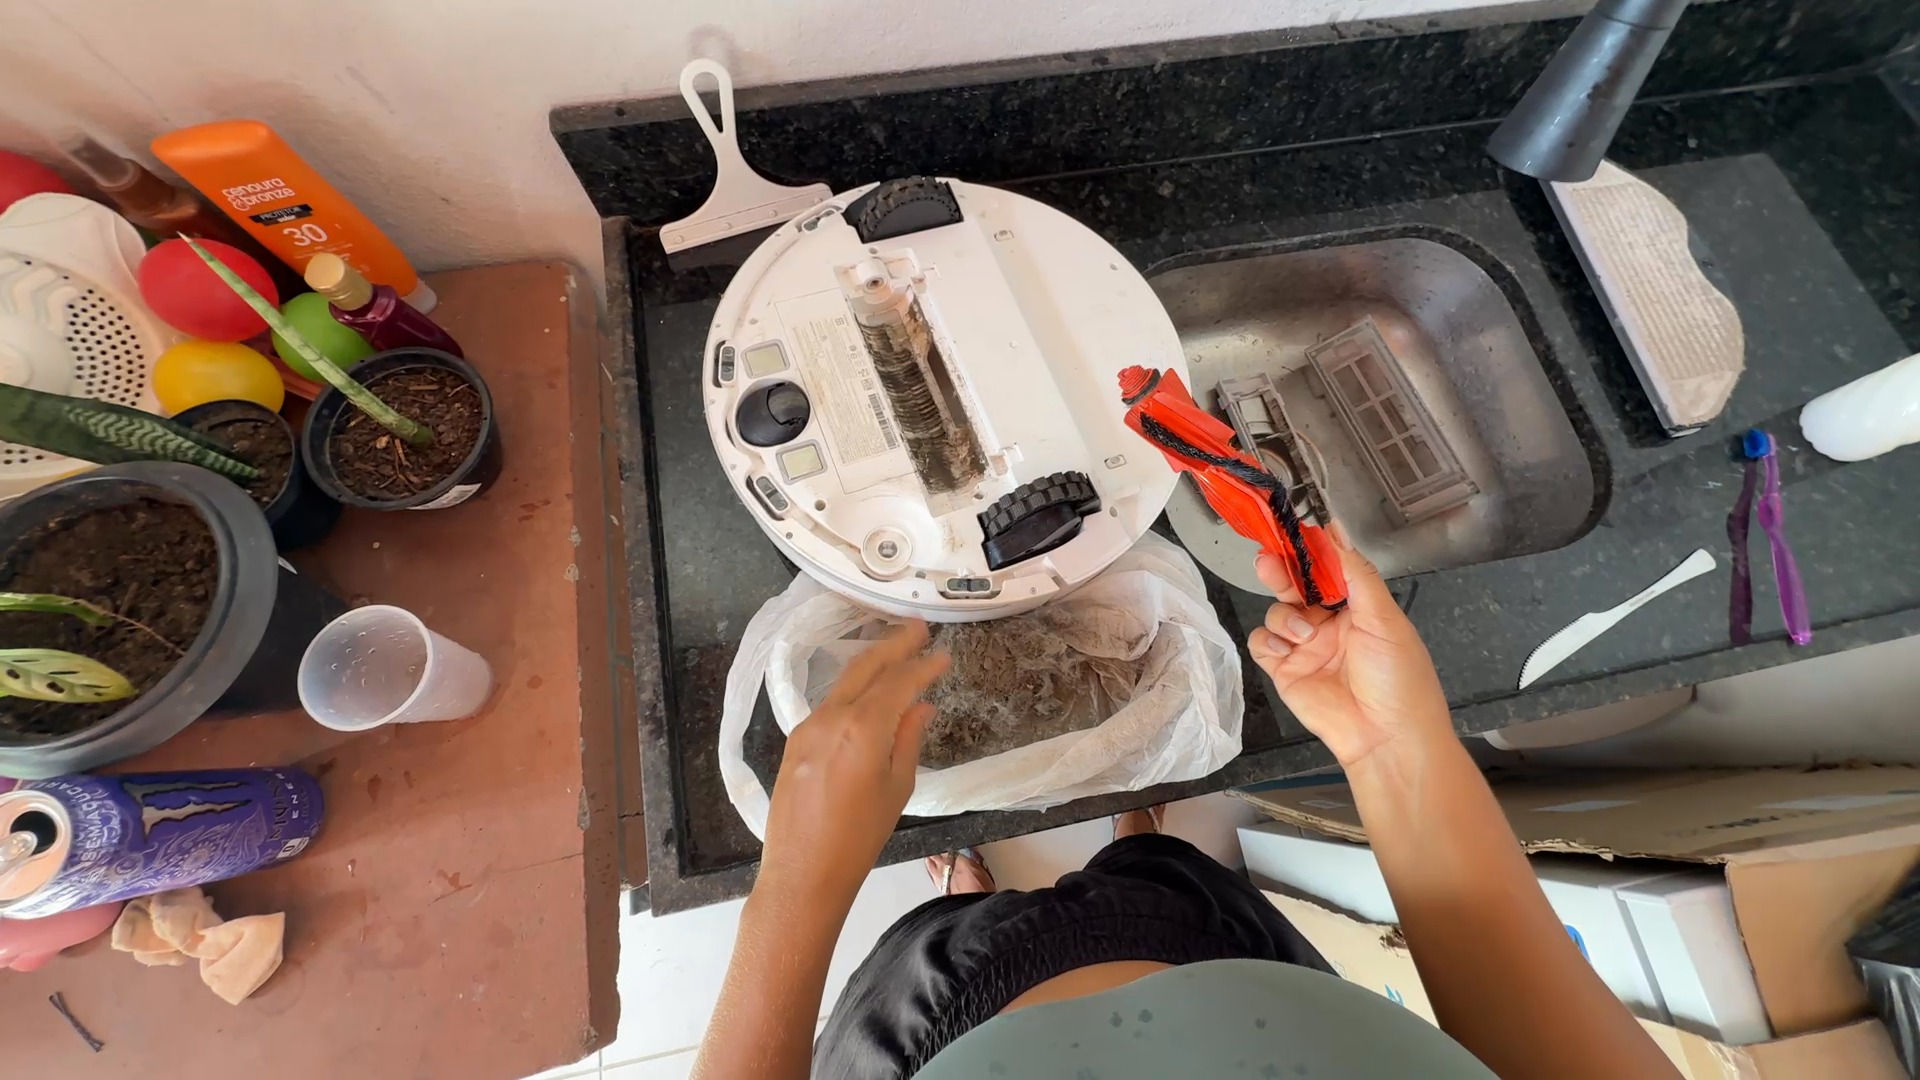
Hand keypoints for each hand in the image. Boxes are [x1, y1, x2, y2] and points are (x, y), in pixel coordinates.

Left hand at [759, 620, 949, 904]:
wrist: (803, 873)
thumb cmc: (860, 837)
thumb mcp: (898, 787)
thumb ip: (909, 738)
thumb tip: (921, 705)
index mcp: (864, 727)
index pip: (900, 682)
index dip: (924, 666)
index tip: (943, 654)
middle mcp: (833, 716)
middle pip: (867, 666)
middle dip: (895, 644)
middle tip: (919, 628)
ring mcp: (810, 725)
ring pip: (845, 680)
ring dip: (873, 662)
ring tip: (896, 650)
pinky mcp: (797, 739)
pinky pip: (831, 702)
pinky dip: (854, 689)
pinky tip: (868, 692)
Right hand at [1248, 527, 1452, 767]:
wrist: (1385, 737)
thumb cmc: (1397, 676)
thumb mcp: (1384, 619)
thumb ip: (1356, 573)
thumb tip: (1336, 529)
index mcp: (1356, 608)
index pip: (1325, 571)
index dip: (1308, 553)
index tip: (1293, 533)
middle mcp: (1327, 623)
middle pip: (1293, 587)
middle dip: (1279, 572)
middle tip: (1267, 561)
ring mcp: (1303, 646)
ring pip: (1275, 613)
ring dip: (1284, 618)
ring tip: (1304, 636)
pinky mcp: (1282, 669)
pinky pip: (1262, 643)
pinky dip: (1270, 642)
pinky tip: (1288, 651)